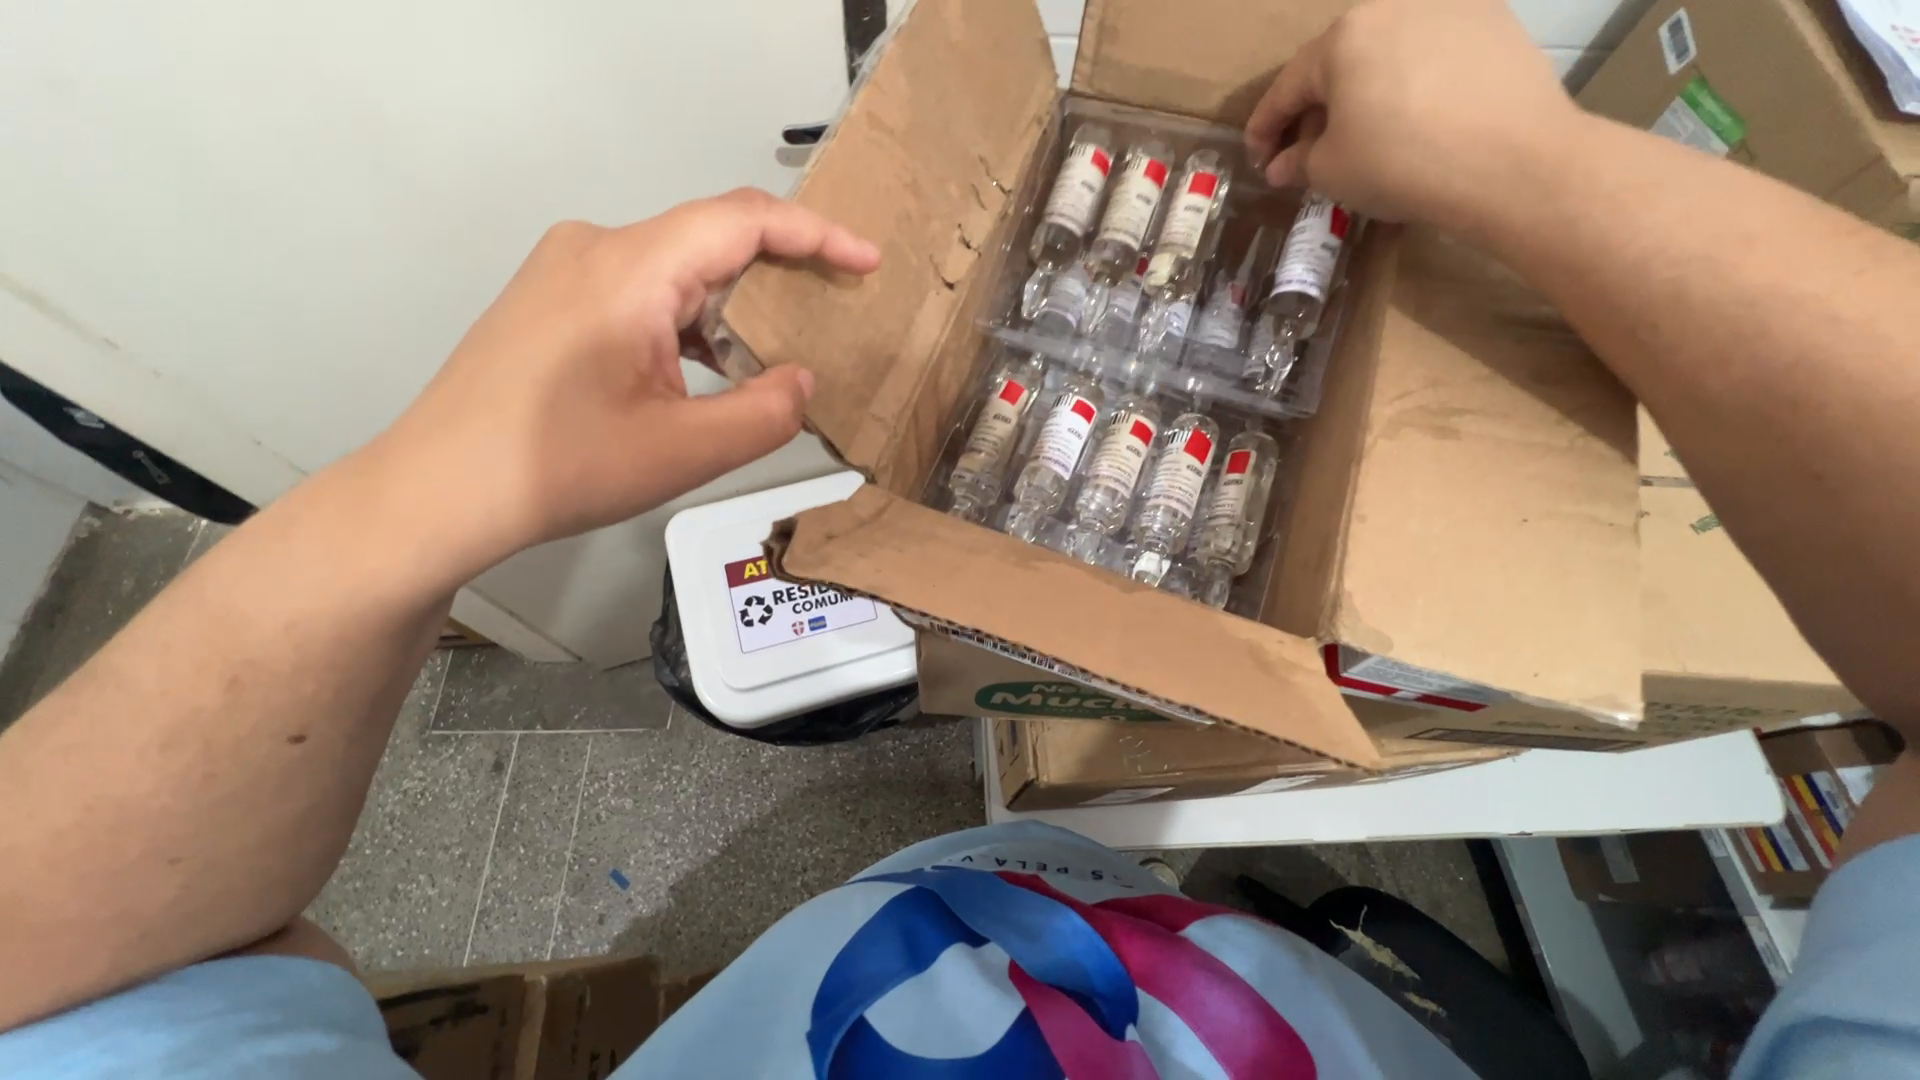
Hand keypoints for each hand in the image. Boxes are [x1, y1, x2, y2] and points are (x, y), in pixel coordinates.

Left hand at [374, 189, 880, 570]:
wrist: (441, 490)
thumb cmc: (555, 467)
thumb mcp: (686, 450)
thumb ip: (767, 413)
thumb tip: (801, 381)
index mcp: (630, 269)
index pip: (744, 221)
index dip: (817, 234)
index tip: (866, 259)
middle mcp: (597, 250)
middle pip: (713, 239)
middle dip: (782, 273)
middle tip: (834, 309)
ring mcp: (569, 271)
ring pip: (681, 268)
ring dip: (735, 306)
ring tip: (777, 355)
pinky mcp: (558, 299)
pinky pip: (647, 290)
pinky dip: (693, 321)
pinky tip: (712, 368)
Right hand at [1245, 0, 1578, 224]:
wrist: (1511, 162)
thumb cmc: (1400, 164)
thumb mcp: (1330, 172)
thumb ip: (1297, 162)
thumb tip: (1281, 165)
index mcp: (1342, 38)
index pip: (1285, 88)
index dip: (1263, 130)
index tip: (1258, 161)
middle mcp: (1392, 6)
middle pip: (1336, 63)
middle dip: (1315, 109)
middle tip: (1307, 153)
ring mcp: (1447, 7)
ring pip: (1385, 53)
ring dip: (1363, 93)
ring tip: (1363, 135)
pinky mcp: (1492, 21)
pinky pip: (1431, 54)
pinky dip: (1411, 84)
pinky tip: (1414, 119)